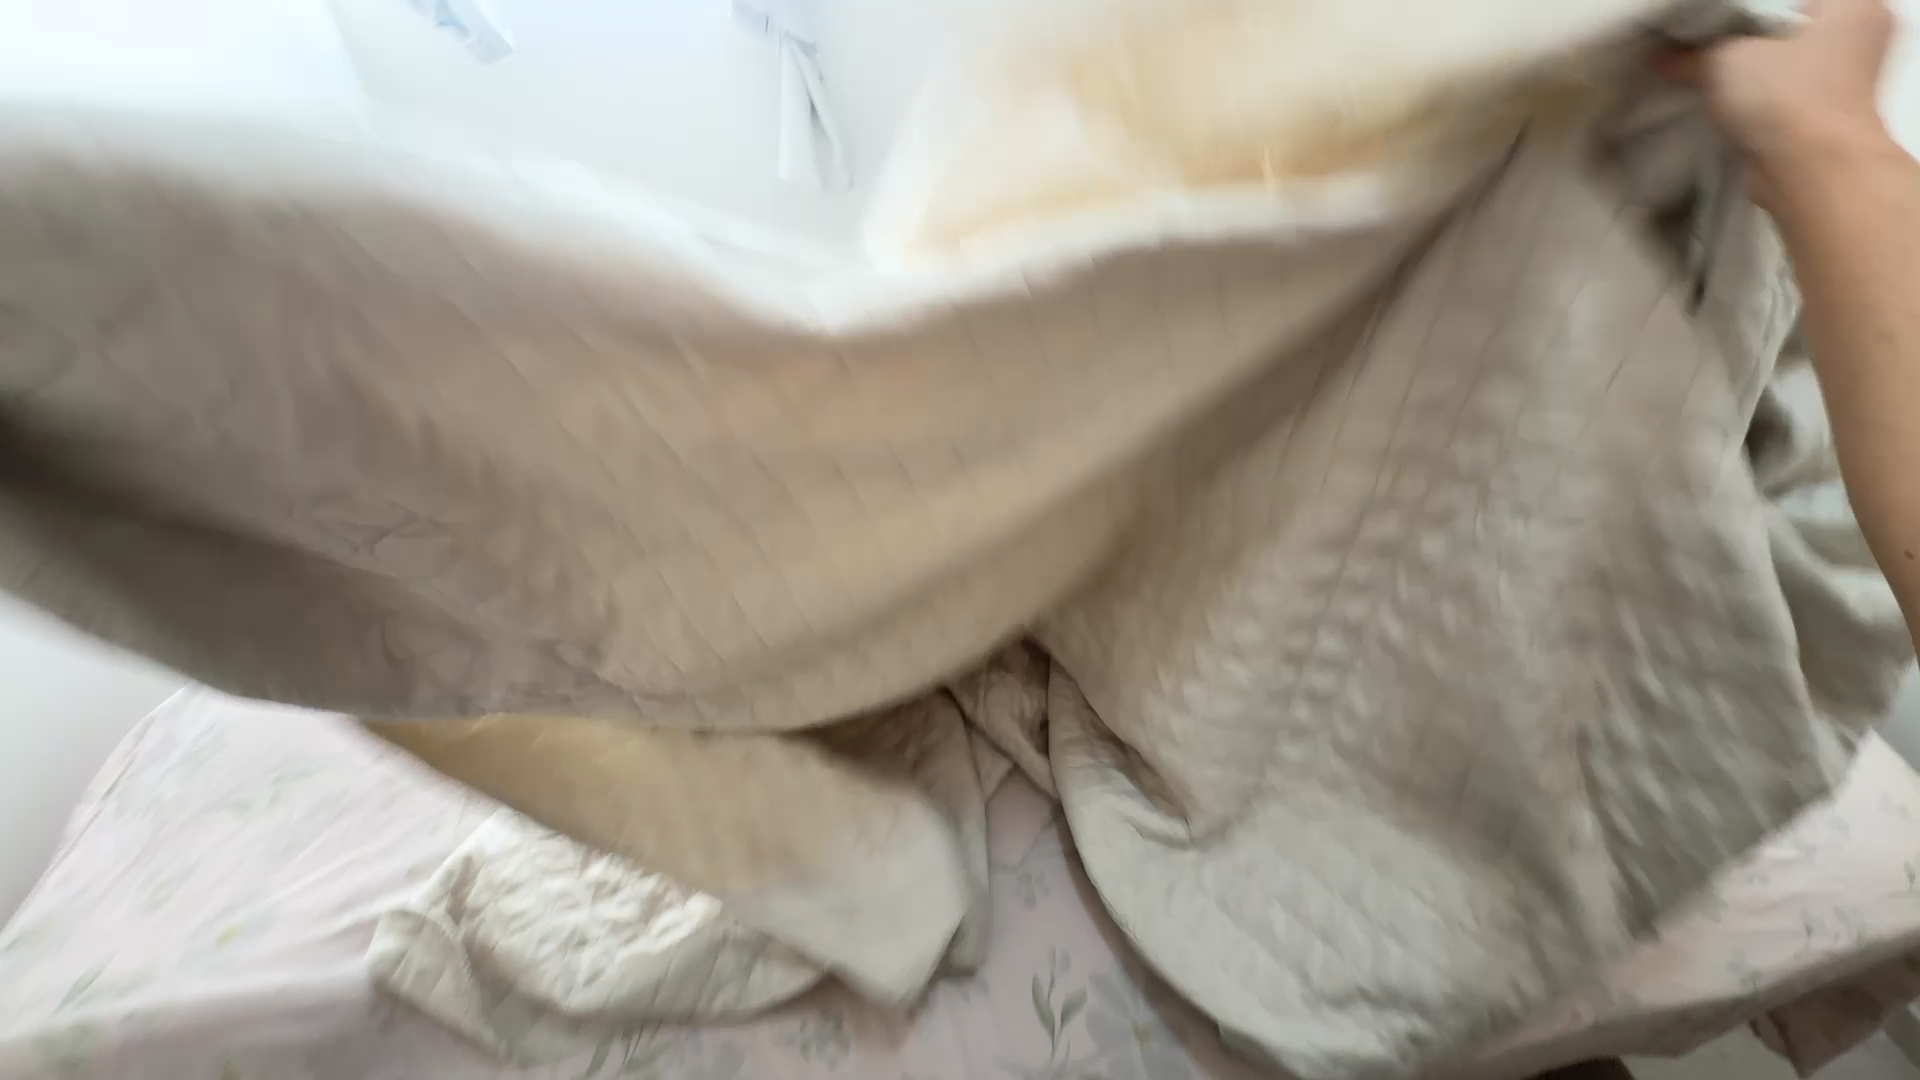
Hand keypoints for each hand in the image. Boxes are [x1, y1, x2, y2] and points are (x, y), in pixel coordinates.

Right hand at [1655, 0, 1897, 209]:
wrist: (1807, 163)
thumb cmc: (1780, 96)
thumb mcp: (1722, 63)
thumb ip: (1688, 55)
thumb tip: (1658, 56)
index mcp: (1852, 2)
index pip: (1783, 0)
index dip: (1742, 12)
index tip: (1708, 29)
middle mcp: (1862, 27)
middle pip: (1787, 25)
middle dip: (1745, 38)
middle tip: (1703, 51)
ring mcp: (1851, 68)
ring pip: (1787, 56)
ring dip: (1751, 67)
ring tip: (1711, 77)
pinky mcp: (1830, 103)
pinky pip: (1787, 85)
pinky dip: (1761, 91)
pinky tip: (1732, 101)